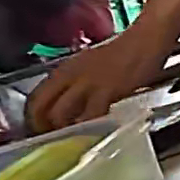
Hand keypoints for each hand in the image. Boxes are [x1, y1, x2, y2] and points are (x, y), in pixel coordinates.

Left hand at [25, 26, 172, 133]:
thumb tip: (75, 100)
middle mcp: (69, 77)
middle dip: (43, 127)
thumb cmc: (126, 51)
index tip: (42, 129)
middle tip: (53, 138)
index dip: (34, 117)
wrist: (146, 41)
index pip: (35, 98)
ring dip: (64, 129)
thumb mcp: (92, 64)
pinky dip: (91, 126)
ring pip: (61, 114)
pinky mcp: (108, 91)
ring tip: (74, 137)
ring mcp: (88, 84)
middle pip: (42, 108)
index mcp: (64, 70)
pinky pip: (92, 115)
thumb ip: (80, 80)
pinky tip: (98, 130)